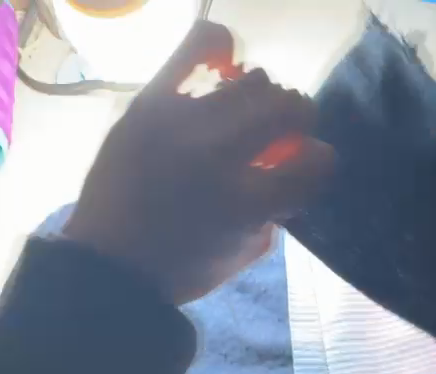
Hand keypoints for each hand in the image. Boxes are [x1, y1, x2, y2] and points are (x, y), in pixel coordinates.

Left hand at [63, 21, 333, 304]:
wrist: (113, 262)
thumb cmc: (185, 266)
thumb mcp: (246, 251)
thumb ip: (280, 209)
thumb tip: (301, 163)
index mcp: (249, 204)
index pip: (315, 163)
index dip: (322, 161)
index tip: (313, 164)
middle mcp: (222, 156)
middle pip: (291, 109)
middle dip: (299, 122)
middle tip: (284, 134)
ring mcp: (187, 123)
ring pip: (255, 81)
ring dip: (265, 97)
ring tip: (250, 112)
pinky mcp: (155, 100)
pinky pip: (201, 46)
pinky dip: (222, 49)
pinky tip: (223, 69)